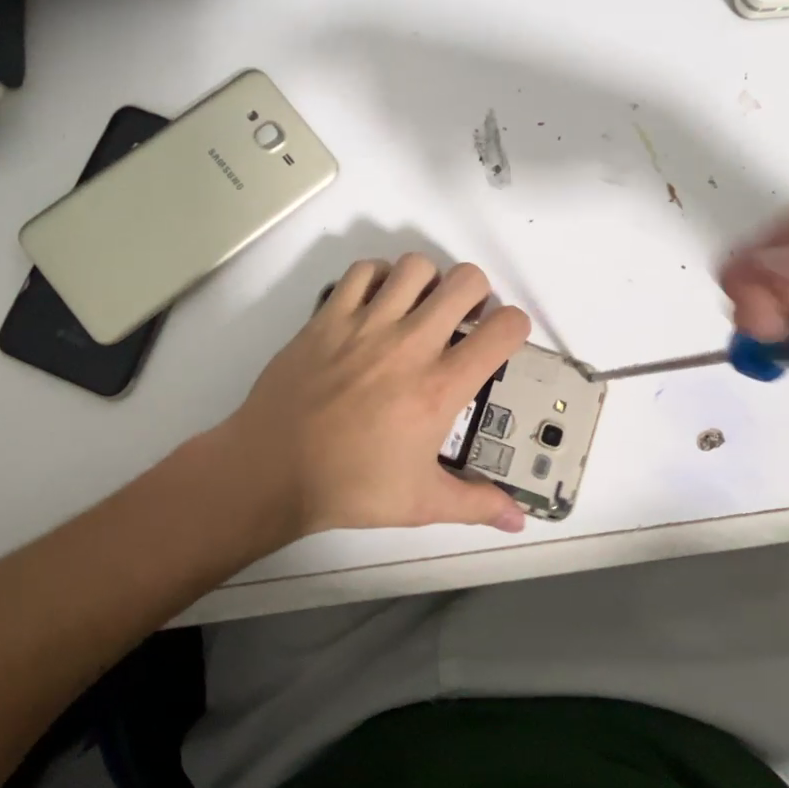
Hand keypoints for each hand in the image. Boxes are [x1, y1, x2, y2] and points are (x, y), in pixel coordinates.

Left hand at [219, 253, 532, 536]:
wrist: (272, 469)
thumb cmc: (350, 486)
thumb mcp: (421, 502)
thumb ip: (476, 504)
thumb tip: (516, 520)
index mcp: (439, 387)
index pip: (503, 330)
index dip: (516, 326)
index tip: (504, 338)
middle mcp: (409, 345)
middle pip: (466, 281)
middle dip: (478, 293)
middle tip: (465, 318)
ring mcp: (365, 325)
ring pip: (415, 267)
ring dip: (429, 281)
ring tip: (421, 307)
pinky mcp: (328, 317)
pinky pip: (363, 271)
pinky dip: (378, 277)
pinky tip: (377, 303)